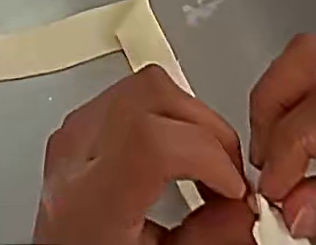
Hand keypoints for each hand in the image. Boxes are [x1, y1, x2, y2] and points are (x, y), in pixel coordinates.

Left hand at [36, 65, 254, 244]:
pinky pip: (129, 97)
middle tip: (230, 175)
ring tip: (208, 168)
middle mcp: (72, 157)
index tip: (233, 185)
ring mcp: (71, 135)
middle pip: (149, 95)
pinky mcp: (77, 127)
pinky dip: (166, 118)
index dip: (206, 153)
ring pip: (141, 86)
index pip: (149, 139)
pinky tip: (180, 157)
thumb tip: (244, 206)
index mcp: (87, 204)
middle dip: (205, 128)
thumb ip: (207, 239)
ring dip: (188, 119)